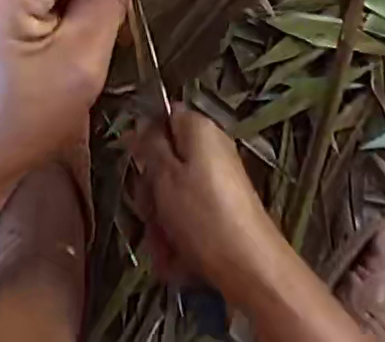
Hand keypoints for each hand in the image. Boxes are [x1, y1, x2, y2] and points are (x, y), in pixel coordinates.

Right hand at [132, 109, 285, 295]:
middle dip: (151, 190)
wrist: (252, 268)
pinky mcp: (223, 211)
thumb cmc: (203, 215)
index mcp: (199, 130)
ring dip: (161, 221)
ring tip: (163, 246)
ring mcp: (219, 181)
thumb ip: (150, 145)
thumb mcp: (166, 176)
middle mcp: (212, 149)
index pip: (165, 116)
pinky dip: (179, 236)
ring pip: (174, 193)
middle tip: (149, 211)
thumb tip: (142, 123)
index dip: (144, 137)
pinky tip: (174, 259)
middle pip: (167, 159)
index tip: (133, 161)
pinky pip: (190, 214)